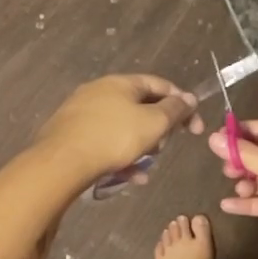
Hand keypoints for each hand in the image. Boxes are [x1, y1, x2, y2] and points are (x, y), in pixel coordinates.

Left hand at [34, 74, 203, 179]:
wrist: (62, 162)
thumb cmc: (115, 137)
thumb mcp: (155, 122)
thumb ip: (176, 109)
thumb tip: (189, 98)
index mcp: (121, 83)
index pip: (160, 85)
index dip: (182, 103)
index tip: (195, 126)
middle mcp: (100, 91)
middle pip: (142, 106)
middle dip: (160, 128)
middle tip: (166, 146)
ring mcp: (83, 112)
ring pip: (125, 126)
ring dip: (143, 145)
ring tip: (147, 165)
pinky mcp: (72, 133)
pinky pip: (107, 141)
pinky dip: (123, 155)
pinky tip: (131, 175)